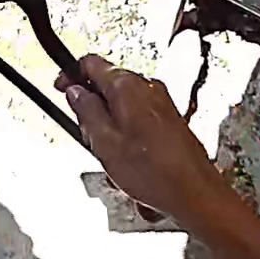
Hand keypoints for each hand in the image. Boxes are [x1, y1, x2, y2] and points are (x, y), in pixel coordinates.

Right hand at [57, 55, 229, 221]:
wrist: (197, 195)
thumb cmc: (154, 172)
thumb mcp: (104, 142)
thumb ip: (85, 110)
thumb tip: (75, 92)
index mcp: (127, 86)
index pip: (90, 63)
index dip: (71, 75)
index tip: (62, 88)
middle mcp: (146, 87)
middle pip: (107, 83)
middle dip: (91, 105)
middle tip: (85, 131)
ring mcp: (161, 102)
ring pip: (122, 103)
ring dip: (109, 122)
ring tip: (109, 153)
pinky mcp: (170, 119)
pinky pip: (138, 116)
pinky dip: (127, 131)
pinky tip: (128, 160)